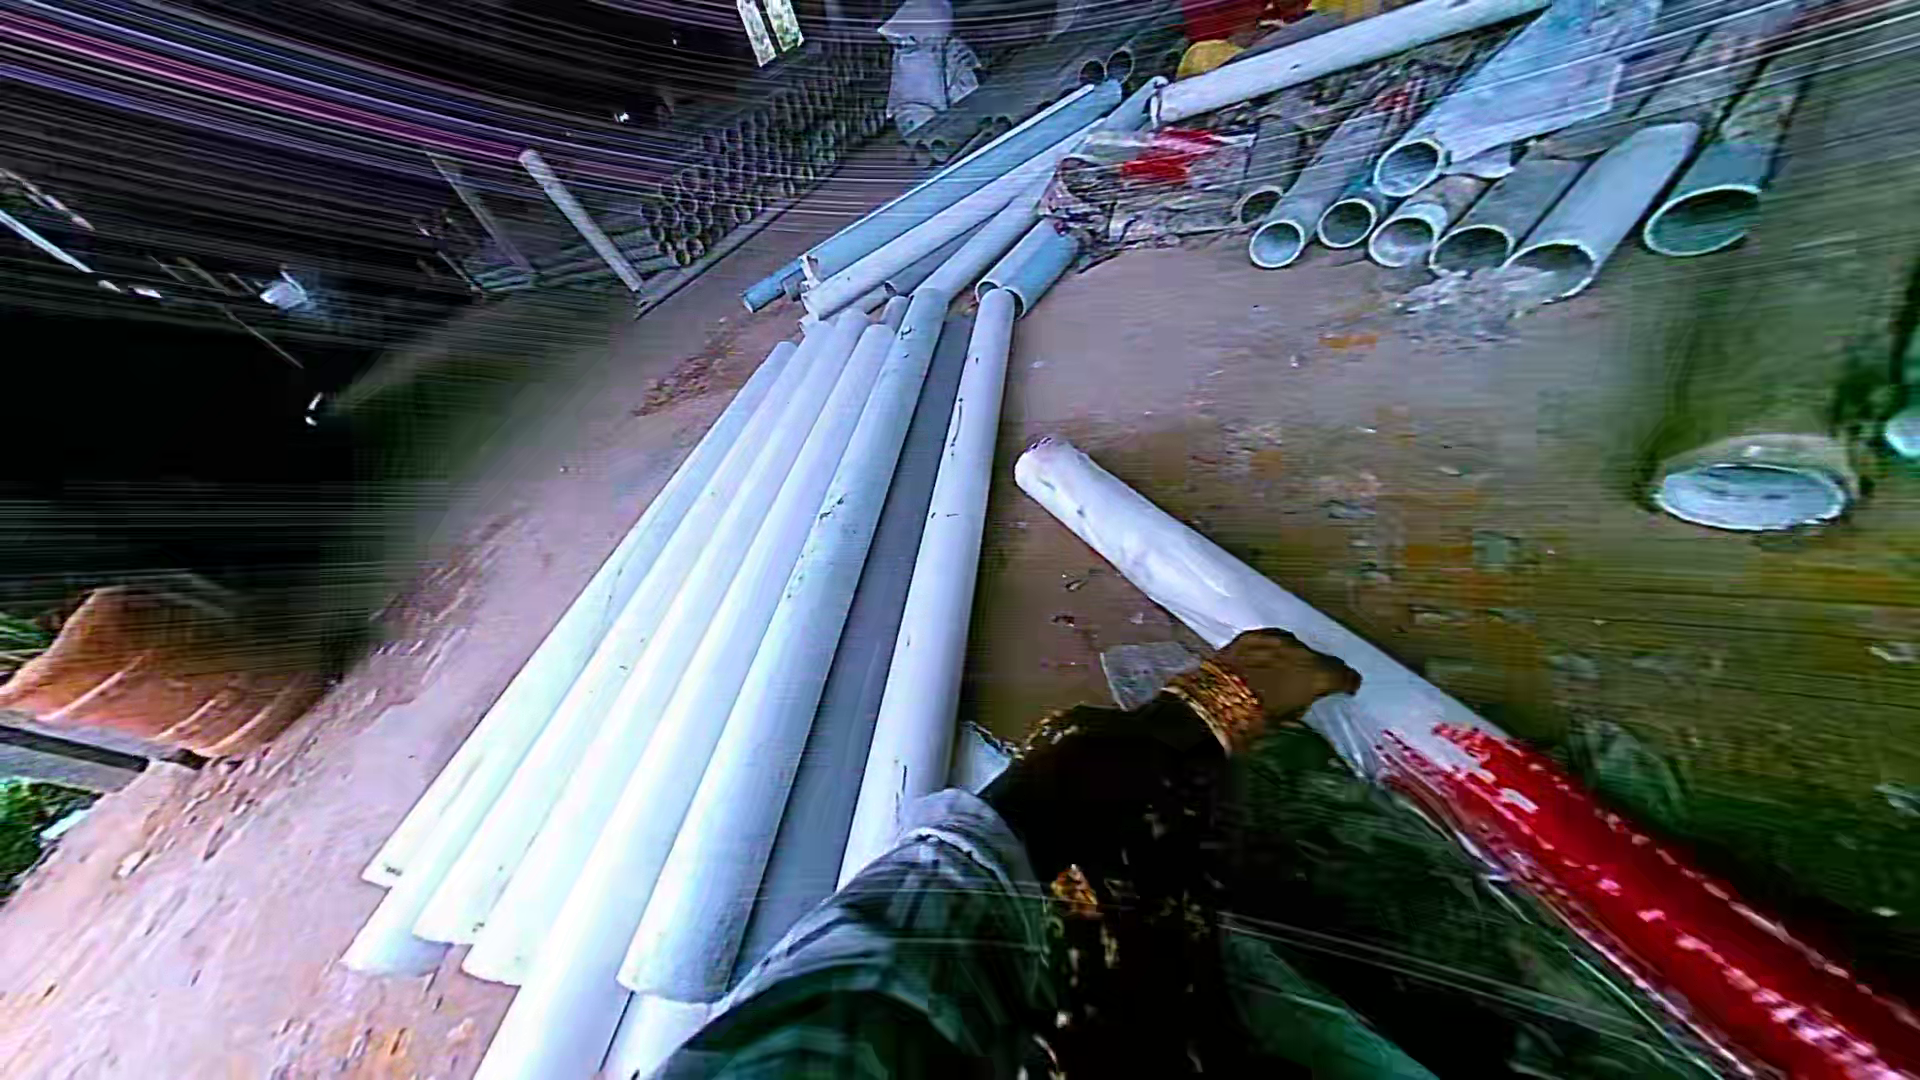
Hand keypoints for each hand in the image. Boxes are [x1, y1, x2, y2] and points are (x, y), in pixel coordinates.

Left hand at [1214, 628, 1359, 720]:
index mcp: (1318, 674)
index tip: (1343, 688)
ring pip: (1294, 644)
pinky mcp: (1252, 635)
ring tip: (1283, 669)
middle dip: (1318, 669)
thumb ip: (1307, 697)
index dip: (1345, 682)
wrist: (1216, 700)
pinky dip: (1271, 648)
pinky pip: (1270, 638)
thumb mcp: (1293, 714)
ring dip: (1293, 656)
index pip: (1344, 674)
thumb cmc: (1258, 717)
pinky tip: (1265, 658)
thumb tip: (1307, 693)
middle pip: (1319, 657)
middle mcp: (1301, 651)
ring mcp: (1275, 639)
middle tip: (1309, 681)